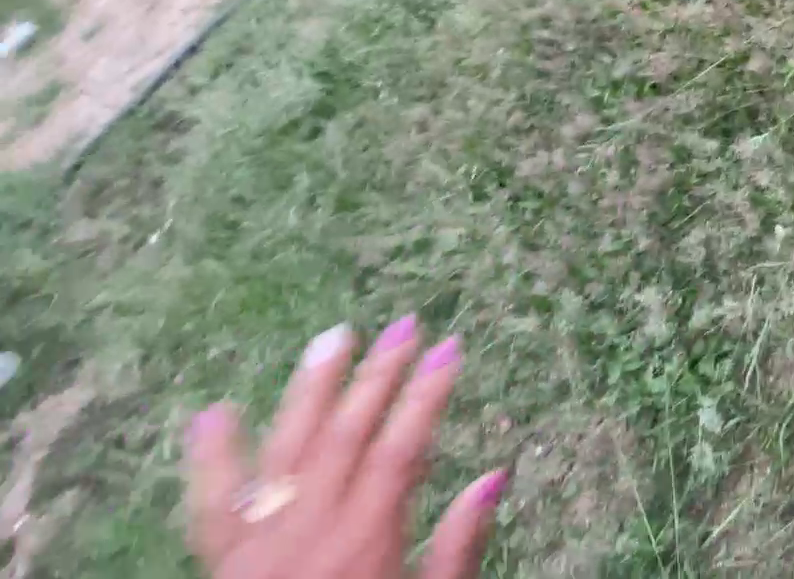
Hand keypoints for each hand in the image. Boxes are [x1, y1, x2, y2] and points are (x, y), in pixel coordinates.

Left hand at [184, 317, 505, 578]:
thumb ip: (458, 544)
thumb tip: (495, 476)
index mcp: (366, 541)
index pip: (400, 449)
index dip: (427, 394)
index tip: (450, 346)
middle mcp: (309, 532)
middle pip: (344, 438)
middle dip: (378, 376)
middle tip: (405, 324)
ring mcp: (259, 545)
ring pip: (284, 452)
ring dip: (310, 391)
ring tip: (334, 337)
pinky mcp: (222, 560)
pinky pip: (212, 504)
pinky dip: (213, 457)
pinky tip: (217, 410)